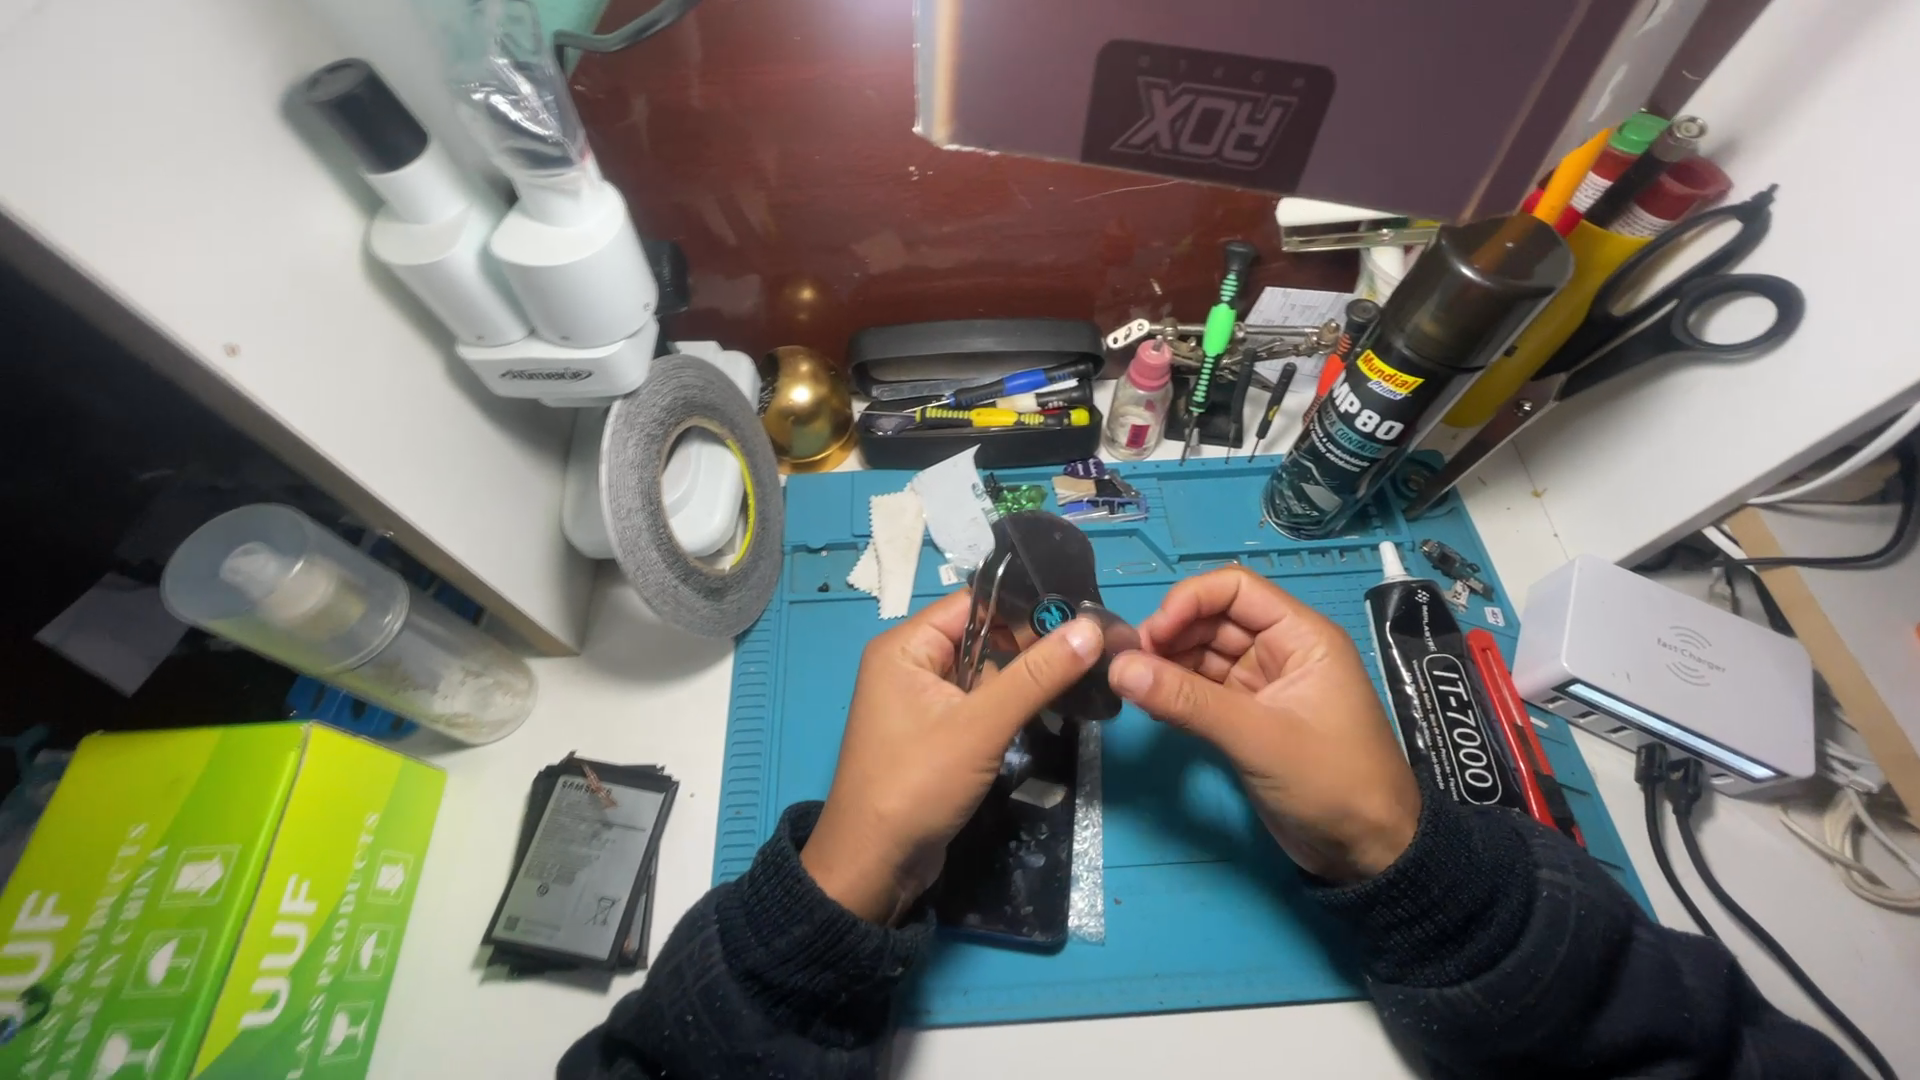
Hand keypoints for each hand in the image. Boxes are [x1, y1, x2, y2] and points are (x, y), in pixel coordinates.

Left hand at [802, 591, 1103, 922]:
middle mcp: (911, 664)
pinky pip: (979, 704)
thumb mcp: (980, 726)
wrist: (874, 868)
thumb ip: (1035, 676)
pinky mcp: (936, 733)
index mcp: (905, 646)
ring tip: (1083, 674)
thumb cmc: (916, 784)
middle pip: (982, 636)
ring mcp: (923, 701)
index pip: (973, 604)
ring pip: (985, 672)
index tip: (1080, 614)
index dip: (1025, 606)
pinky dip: (1009, 706)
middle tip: (1093, 648)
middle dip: (1030, 645)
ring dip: (1024, 678)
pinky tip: (1049, 707)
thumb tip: (1090, 629)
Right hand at [1106, 567, 1419, 882]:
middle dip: (1169, 635)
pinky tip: (1150, 704)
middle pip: (1211, 619)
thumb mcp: (1258, 738)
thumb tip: (1118, 668)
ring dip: (1166, 664)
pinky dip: (1174, 691)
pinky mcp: (1244, 715)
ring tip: (1132, 686)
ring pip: (1200, 653)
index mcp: (1299, 636)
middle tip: (1129, 665)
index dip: (1188, 601)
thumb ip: (1187, 700)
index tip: (1150, 637)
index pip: (1234, 589)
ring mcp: (1260, 683)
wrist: (1369, 857)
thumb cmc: (1331, 783)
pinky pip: (1200, 687)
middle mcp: (1278, 650)